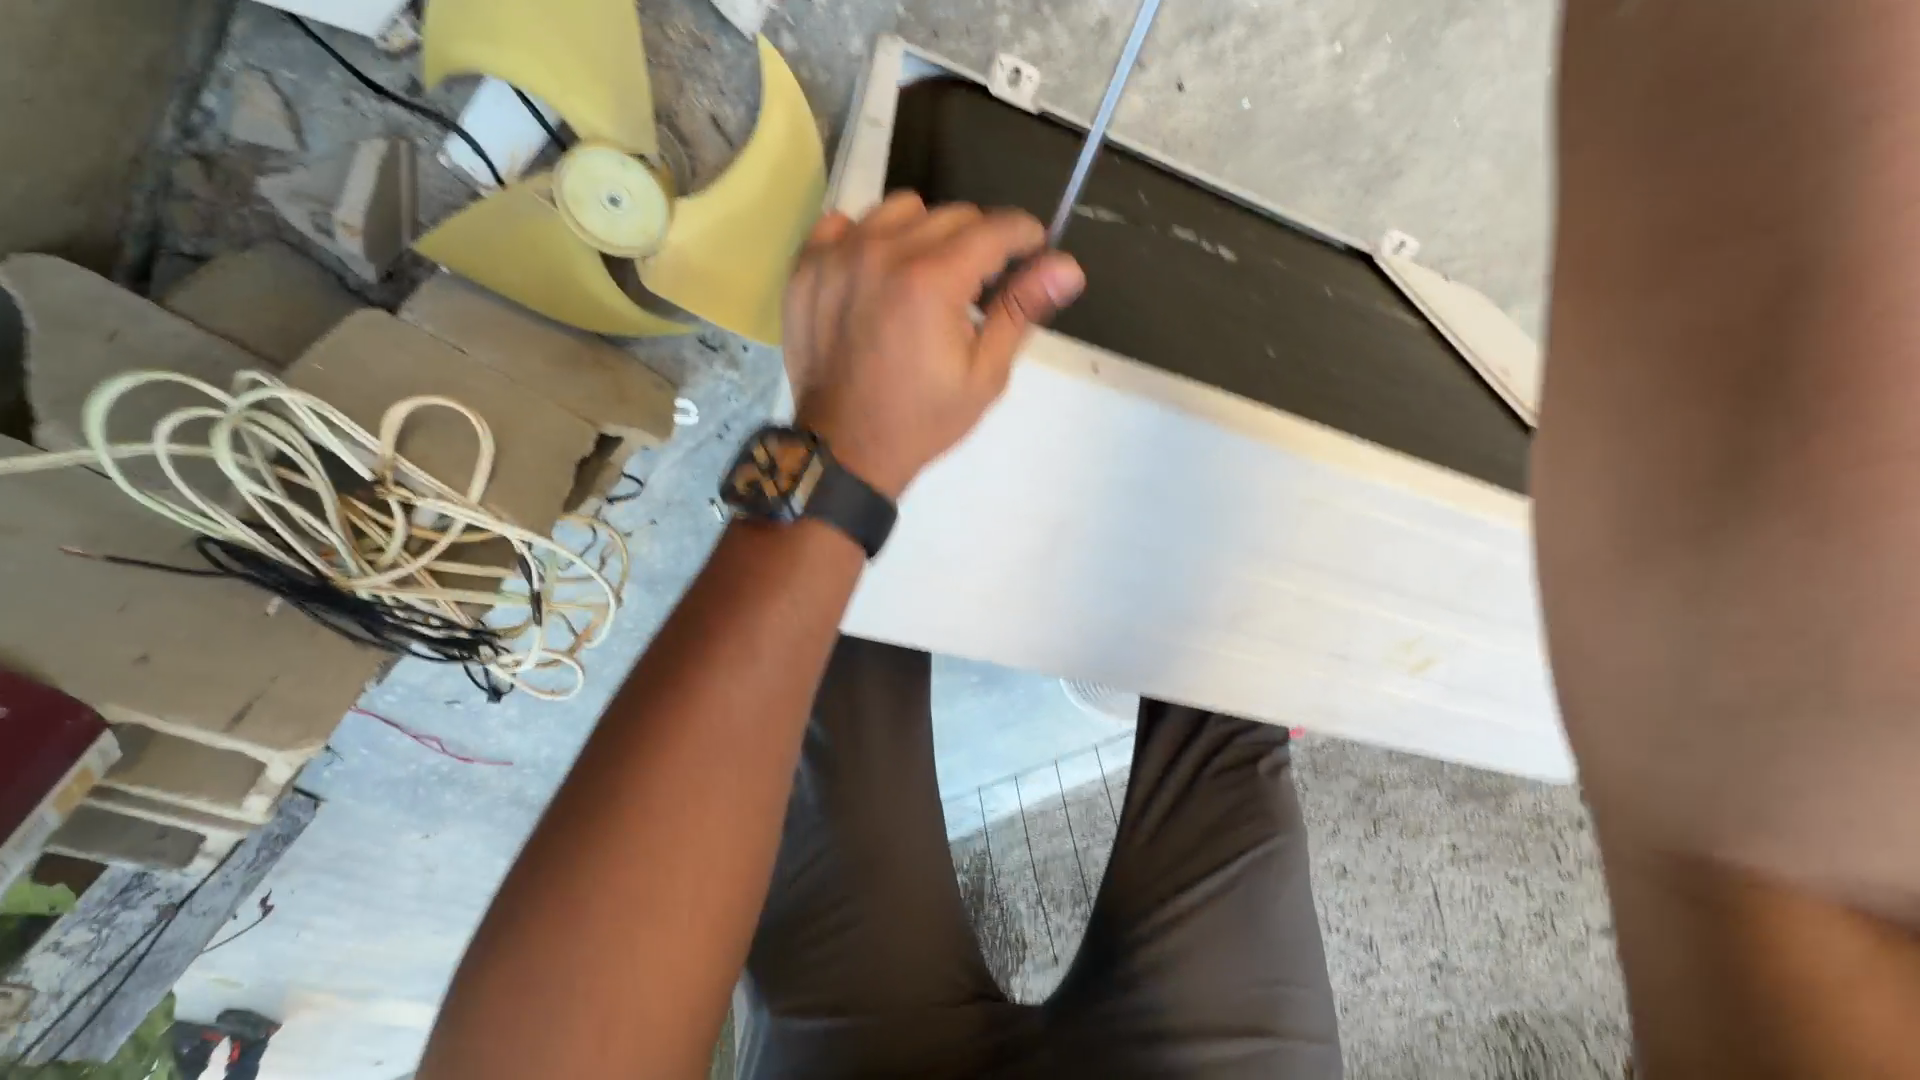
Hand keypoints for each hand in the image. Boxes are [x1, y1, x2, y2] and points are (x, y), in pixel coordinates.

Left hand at [782, 192, 1085, 497]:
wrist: (846, 449)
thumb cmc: (922, 419)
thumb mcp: (984, 374)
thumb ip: (1022, 308)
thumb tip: (1069, 265)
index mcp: (932, 280)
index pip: (995, 228)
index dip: (1025, 235)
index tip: (1032, 251)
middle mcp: (884, 252)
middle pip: (951, 215)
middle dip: (977, 241)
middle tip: (975, 287)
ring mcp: (839, 256)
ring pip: (900, 210)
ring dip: (924, 234)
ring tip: (925, 279)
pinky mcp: (808, 267)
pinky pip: (846, 224)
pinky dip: (868, 239)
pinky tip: (877, 276)